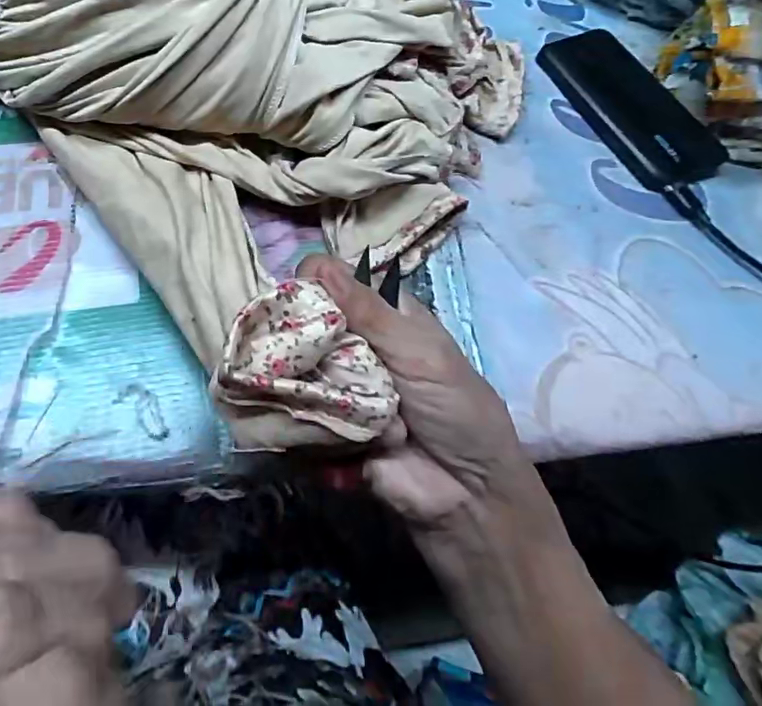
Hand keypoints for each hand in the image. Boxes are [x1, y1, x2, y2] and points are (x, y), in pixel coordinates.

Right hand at [301, 255, 692, 705]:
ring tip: (310, 394)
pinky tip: (309, 425)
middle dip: (298, 336)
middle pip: (308, 326)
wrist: (468, 500)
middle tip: (293, 348)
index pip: (337, 286)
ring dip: (300, 381)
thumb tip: (316, 261)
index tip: (298, 293)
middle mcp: (356, 348)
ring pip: (295, 369)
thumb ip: (368, 311)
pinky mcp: (323, 426)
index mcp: (385, 320)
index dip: (315, 284)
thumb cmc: (459, 412)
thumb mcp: (421, 353)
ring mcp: (337, 388)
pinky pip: (295, 412)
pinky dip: (300, 419)